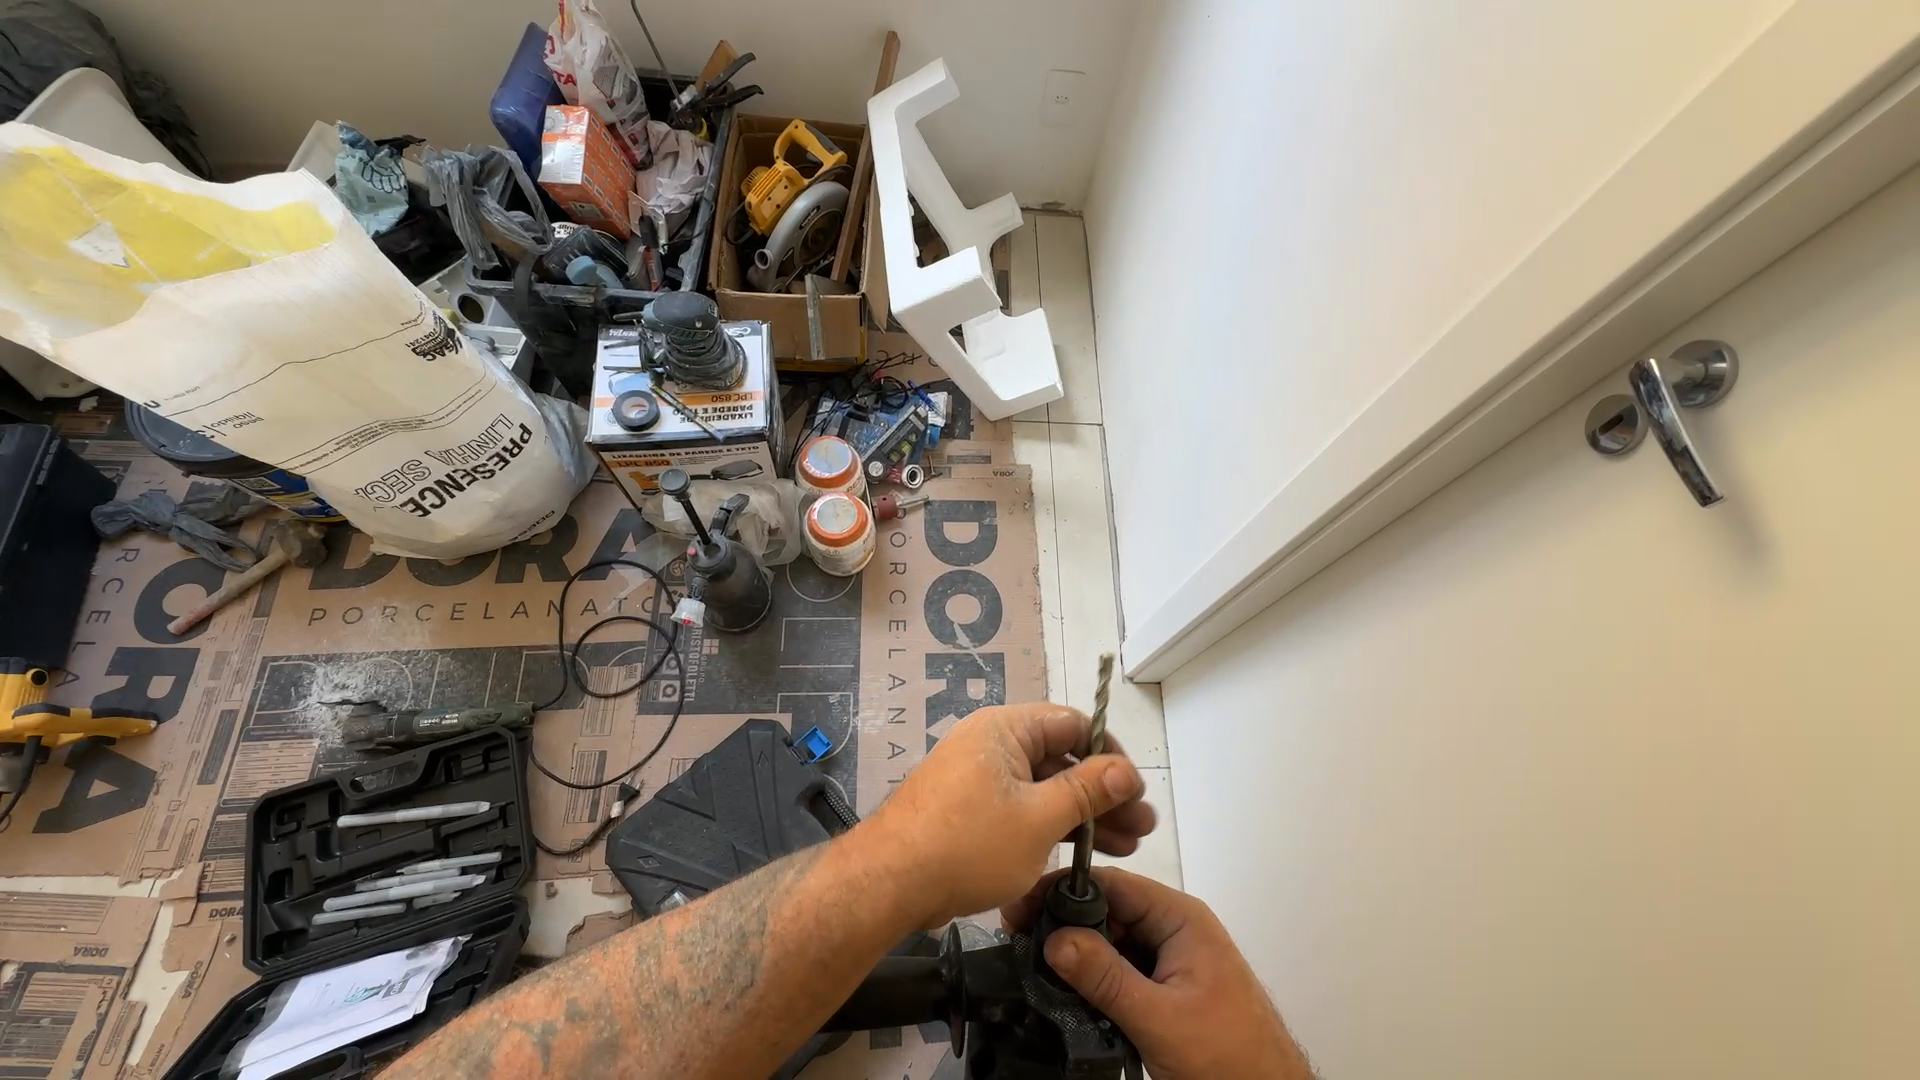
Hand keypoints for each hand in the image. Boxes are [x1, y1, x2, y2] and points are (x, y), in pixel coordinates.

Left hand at [863, 703, 1152, 926]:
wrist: (890, 883)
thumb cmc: (968, 844)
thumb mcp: (1038, 818)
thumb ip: (1086, 791)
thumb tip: (1126, 770)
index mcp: (1006, 729)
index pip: (1073, 725)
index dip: (1110, 754)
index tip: (1136, 790)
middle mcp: (993, 745)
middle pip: (1061, 759)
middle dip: (1104, 792)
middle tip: (1142, 827)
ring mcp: (981, 779)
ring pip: (1045, 788)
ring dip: (1085, 814)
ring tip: (1128, 847)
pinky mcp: (973, 811)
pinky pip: (1024, 808)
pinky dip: (1054, 826)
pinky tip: (1086, 853)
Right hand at [1002, 868, 1314, 1079]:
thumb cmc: (1226, 1060)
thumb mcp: (1161, 1020)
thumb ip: (1106, 978)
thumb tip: (1052, 938)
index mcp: (1180, 918)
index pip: (1111, 883)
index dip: (1062, 891)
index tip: (1018, 909)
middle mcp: (1174, 928)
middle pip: (1108, 910)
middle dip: (1064, 924)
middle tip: (1016, 940)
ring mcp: (1171, 960)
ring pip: (1111, 943)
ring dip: (1077, 955)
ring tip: (1030, 966)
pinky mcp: (1166, 990)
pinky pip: (1122, 971)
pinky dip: (1093, 980)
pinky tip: (1064, 992)